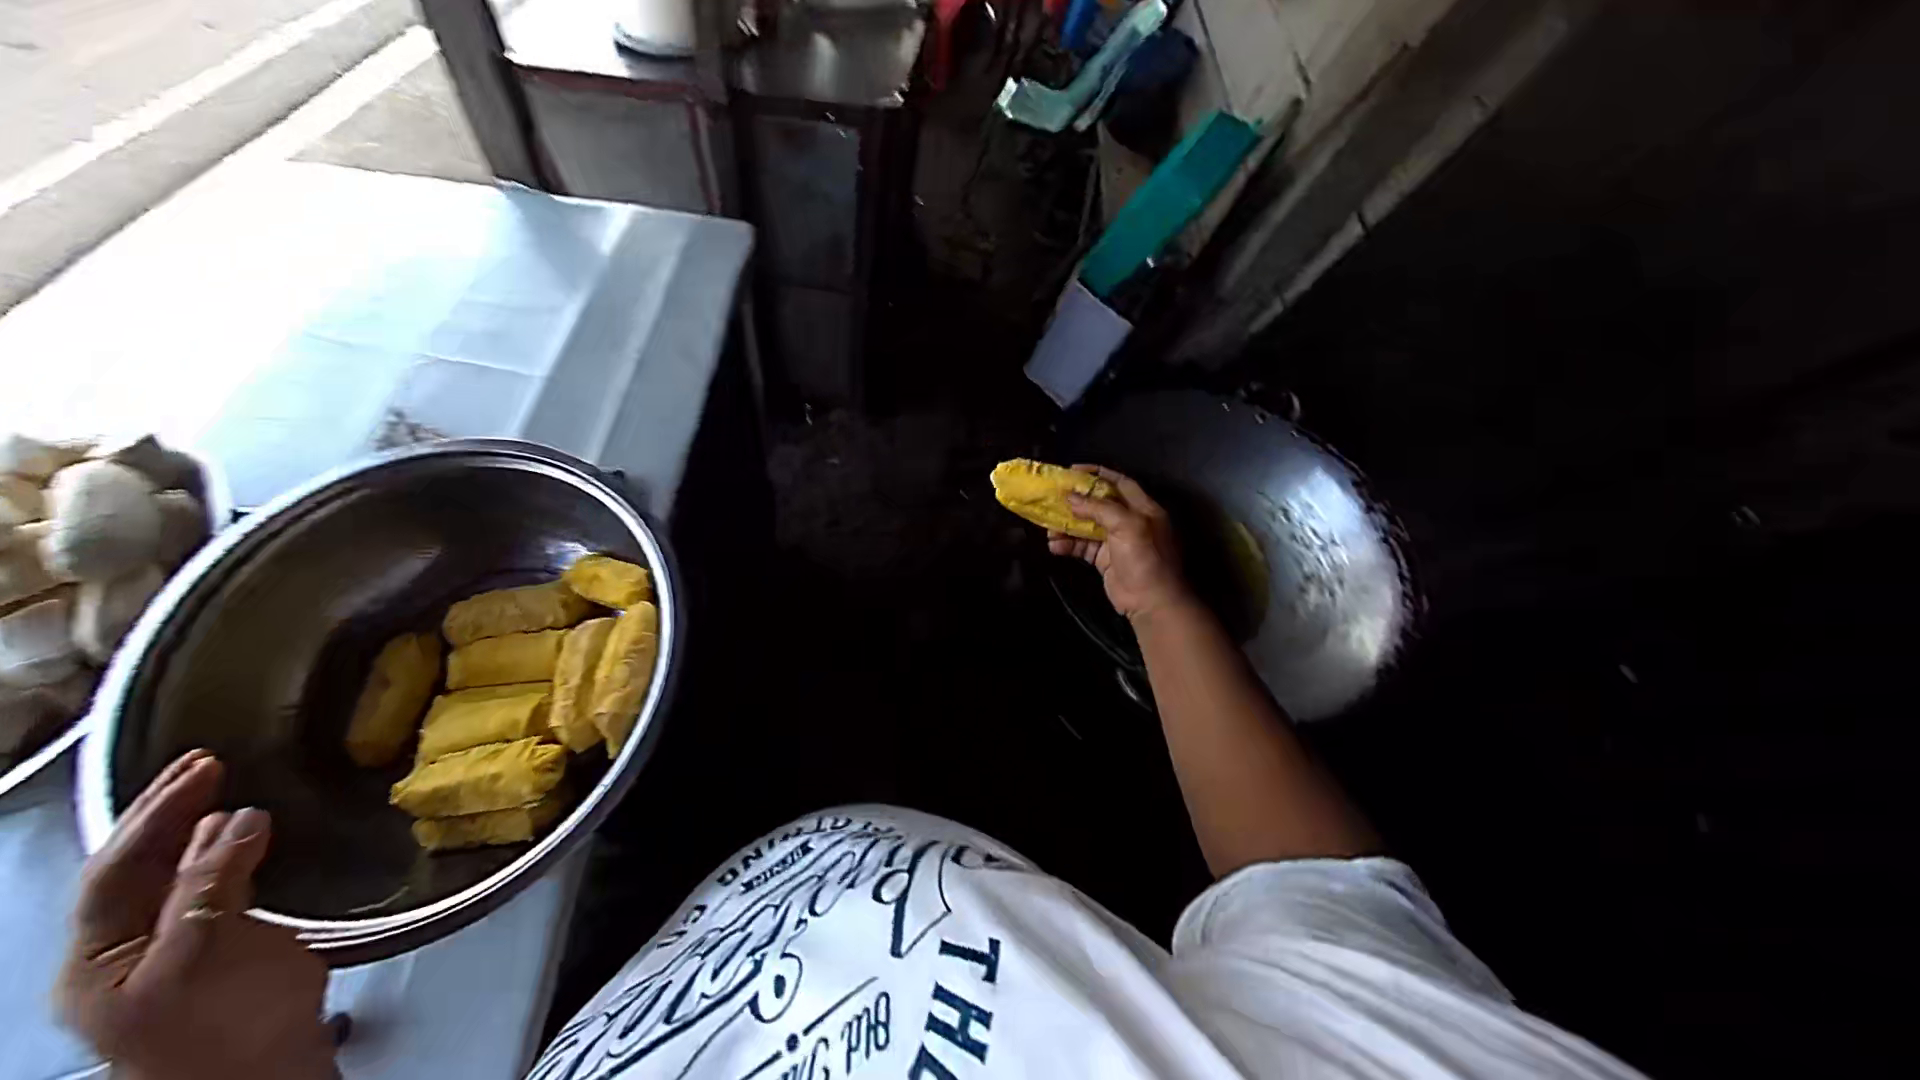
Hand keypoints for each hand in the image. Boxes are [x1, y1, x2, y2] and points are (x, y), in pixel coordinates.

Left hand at [57, 750, 337, 1079]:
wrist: (267, 1070)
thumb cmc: (222, 1026)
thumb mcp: (204, 960)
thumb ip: (213, 888)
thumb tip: (239, 816)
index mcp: (98, 960)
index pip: (116, 873)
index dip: (155, 817)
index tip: (202, 769)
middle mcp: (126, 945)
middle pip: (136, 868)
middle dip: (166, 812)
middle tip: (206, 762)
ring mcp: (176, 940)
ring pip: (174, 871)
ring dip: (198, 825)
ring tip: (222, 784)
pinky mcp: (226, 934)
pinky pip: (216, 879)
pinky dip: (229, 847)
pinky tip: (244, 829)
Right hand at [1047, 465, 1192, 621]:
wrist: (1152, 602)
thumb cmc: (1145, 558)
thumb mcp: (1127, 526)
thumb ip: (1099, 508)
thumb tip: (1071, 497)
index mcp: (1142, 508)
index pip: (1118, 482)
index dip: (1097, 474)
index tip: (1072, 470)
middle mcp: (1129, 521)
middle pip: (1098, 504)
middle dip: (1075, 501)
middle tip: (1052, 497)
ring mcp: (1116, 541)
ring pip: (1087, 526)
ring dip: (1067, 525)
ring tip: (1048, 529)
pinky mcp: (1105, 560)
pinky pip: (1082, 547)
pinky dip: (1068, 545)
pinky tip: (1054, 546)